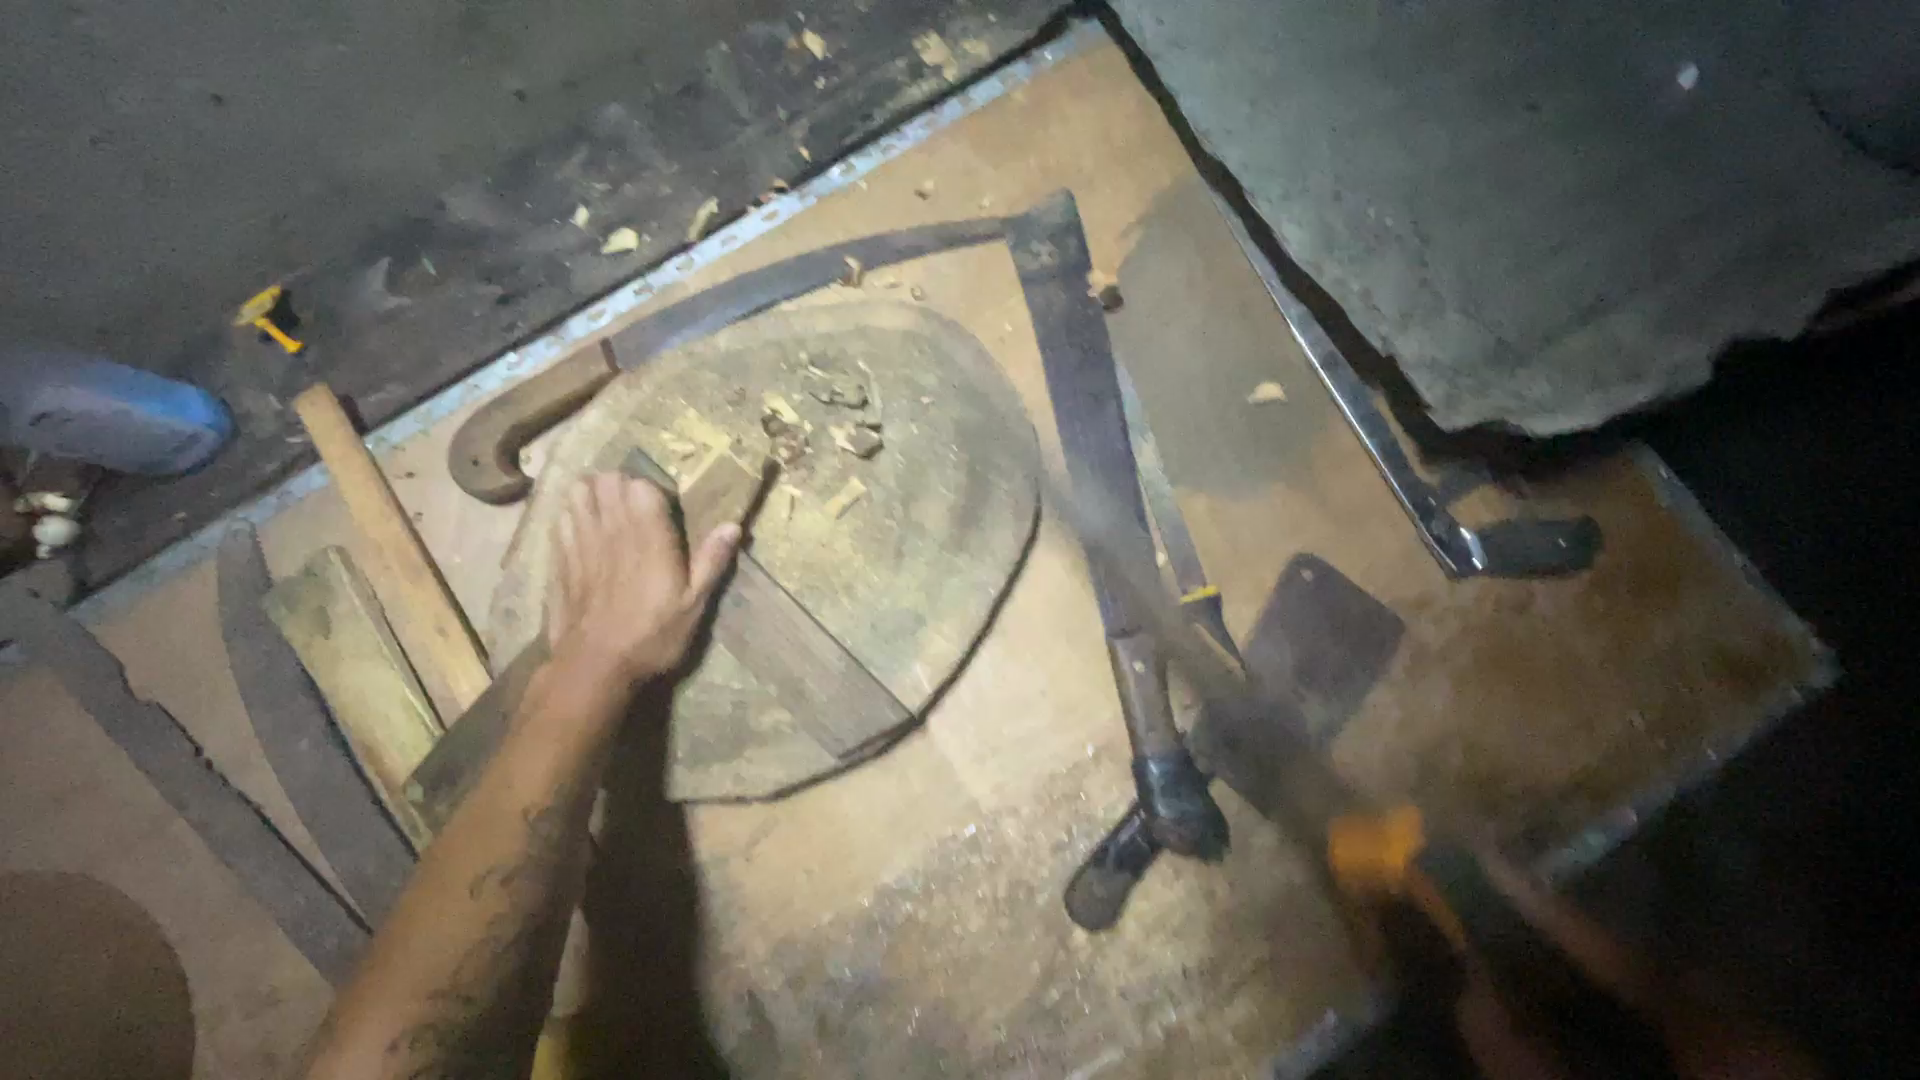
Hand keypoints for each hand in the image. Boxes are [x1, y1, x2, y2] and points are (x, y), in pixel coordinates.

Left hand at [543, 473, 741, 690]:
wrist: (594, 666)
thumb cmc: (652, 636)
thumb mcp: (693, 605)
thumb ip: (711, 561)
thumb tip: (733, 526)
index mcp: (649, 538)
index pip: (641, 485)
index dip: (652, 489)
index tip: (663, 506)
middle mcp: (613, 531)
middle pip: (608, 481)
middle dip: (621, 484)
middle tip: (636, 504)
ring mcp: (581, 542)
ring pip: (579, 493)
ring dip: (593, 493)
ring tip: (607, 508)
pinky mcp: (560, 558)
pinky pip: (561, 518)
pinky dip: (571, 513)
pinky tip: (582, 526)